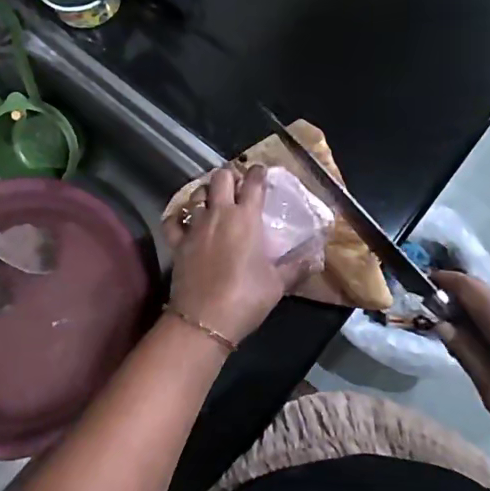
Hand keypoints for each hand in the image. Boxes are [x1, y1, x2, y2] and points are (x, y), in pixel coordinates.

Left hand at [162, 165, 310, 345]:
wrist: (204, 319)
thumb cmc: (246, 297)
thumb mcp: (278, 284)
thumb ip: (296, 268)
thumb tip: (316, 259)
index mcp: (246, 218)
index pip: (253, 184)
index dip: (258, 173)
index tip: (261, 171)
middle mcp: (218, 214)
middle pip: (221, 178)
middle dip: (230, 175)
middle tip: (237, 184)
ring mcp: (194, 227)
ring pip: (197, 195)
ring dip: (206, 193)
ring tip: (213, 200)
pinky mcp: (177, 242)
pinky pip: (173, 221)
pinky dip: (178, 217)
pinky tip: (183, 220)